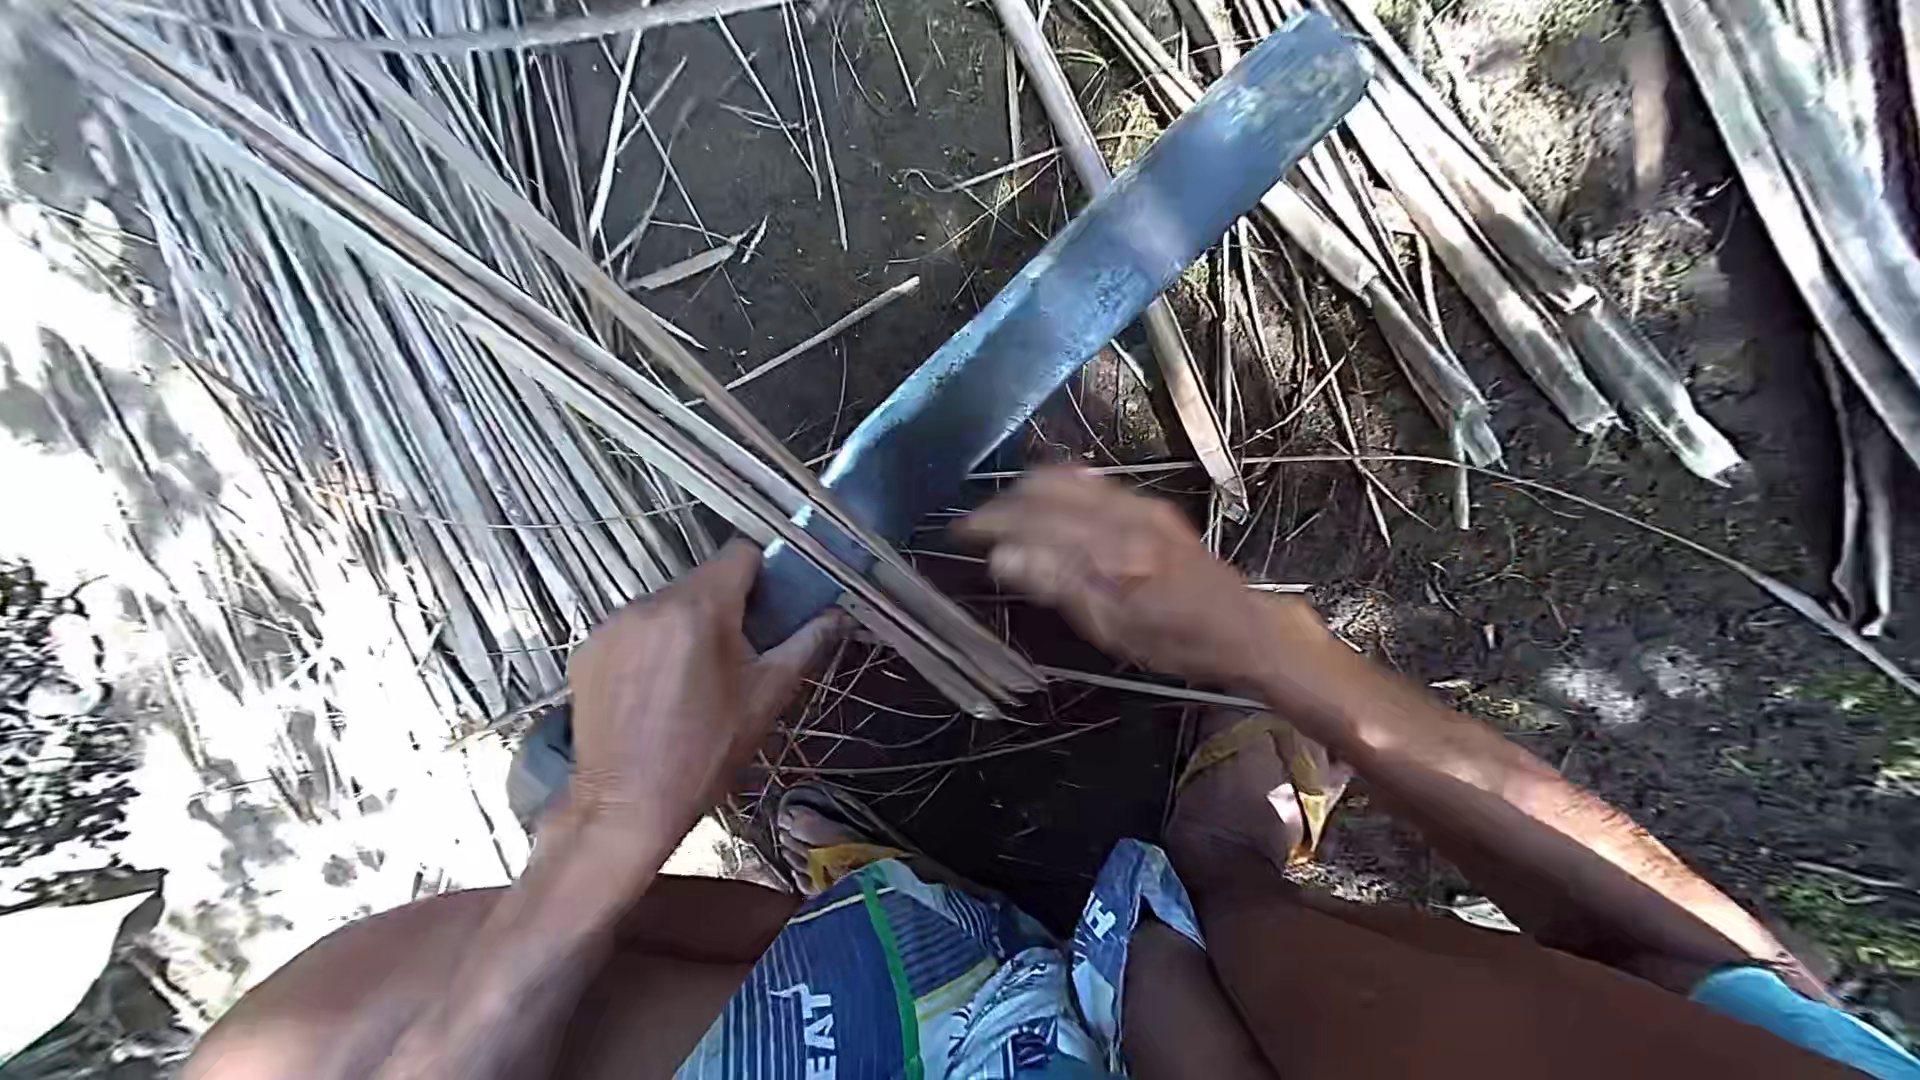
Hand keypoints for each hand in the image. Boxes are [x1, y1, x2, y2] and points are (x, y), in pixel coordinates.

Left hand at [565, 541, 841, 829]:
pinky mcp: (588, 648)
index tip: (774, 602)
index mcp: (699, 608)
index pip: (740, 552)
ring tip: (698, 671)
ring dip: (690, 621)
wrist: (627, 807)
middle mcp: (650, 603)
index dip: (765, 571)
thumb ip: (807, 643)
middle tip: (743, 646)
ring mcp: (612, 624)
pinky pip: (635, 626)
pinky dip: (655, 641)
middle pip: (704, 579)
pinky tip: (659, 684)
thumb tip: (838, 615)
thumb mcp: (768, 695)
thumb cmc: (708, 749)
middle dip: (729, 602)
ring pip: (669, 602)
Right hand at [956, 468, 1319, 685]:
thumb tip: (1005, 559)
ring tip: (1002, 512)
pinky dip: (1057, 485)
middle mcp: (1125, 517)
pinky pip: (1092, 480)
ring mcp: (1140, 505)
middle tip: (977, 524)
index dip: (992, 523)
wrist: (1242, 625)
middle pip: (1046, 490)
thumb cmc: (1175, 642)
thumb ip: (1059, 587)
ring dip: (1026, 490)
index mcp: (1113, 554)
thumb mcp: (1114, 629)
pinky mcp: (1150, 503)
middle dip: (1003, 502)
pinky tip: (1044, 498)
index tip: (963, 531)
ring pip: (1067, 478)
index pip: (1035, 523)